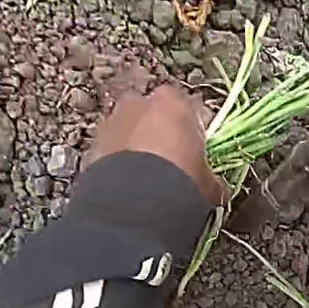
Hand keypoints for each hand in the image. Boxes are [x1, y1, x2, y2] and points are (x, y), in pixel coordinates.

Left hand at [89, 84, 224, 203]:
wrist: (135, 204)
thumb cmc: (180, 183)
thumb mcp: (208, 183)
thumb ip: (210, 177)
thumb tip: (215, 188)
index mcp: (173, 103)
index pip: (188, 107)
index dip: (194, 130)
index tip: (198, 151)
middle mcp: (139, 103)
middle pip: (152, 114)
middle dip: (160, 133)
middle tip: (171, 162)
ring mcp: (111, 122)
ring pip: (128, 130)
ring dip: (137, 148)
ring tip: (148, 179)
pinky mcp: (92, 145)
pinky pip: (111, 151)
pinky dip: (119, 164)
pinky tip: (130, 187)